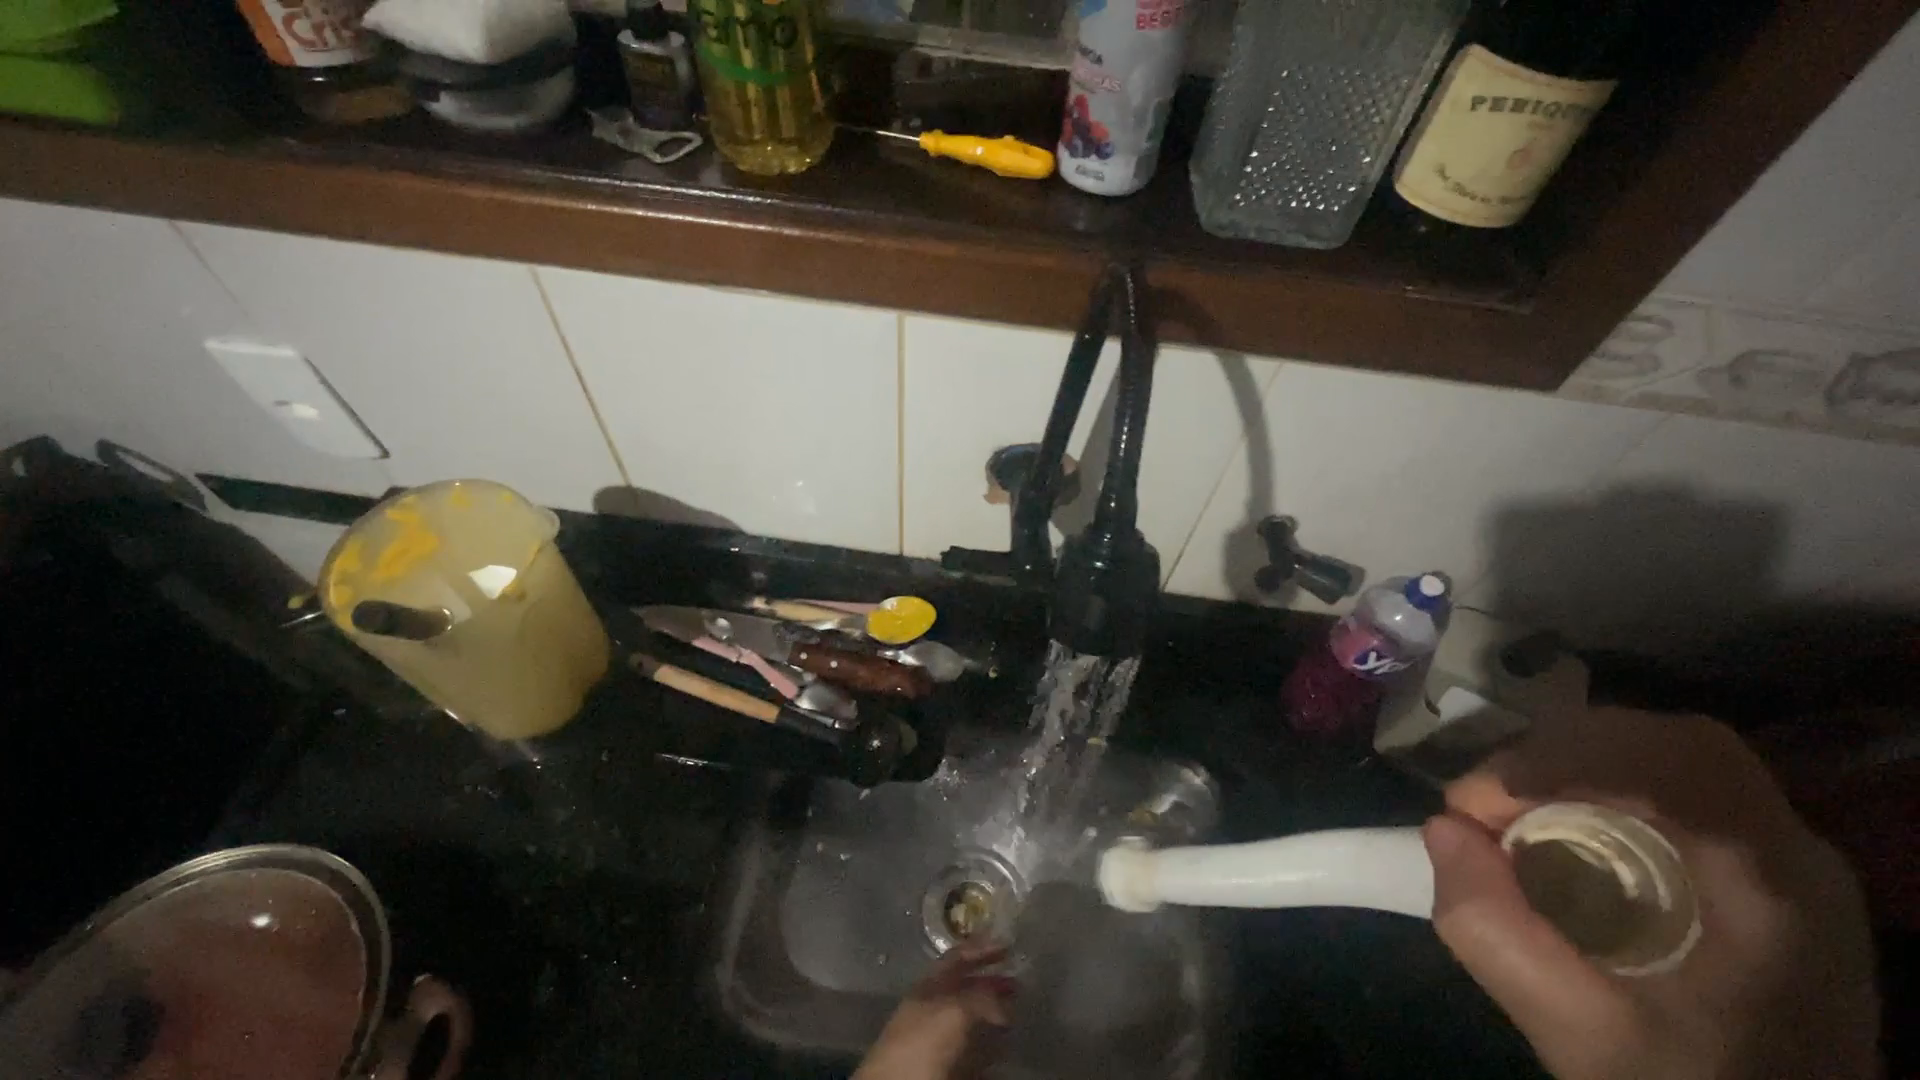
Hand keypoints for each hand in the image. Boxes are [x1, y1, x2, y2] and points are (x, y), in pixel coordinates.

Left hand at [853, 942, 1014, 1079]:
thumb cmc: (921, 1044)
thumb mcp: (954, 1012)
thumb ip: (982, 999)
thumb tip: (1005, 1003)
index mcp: (928, 987)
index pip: (956, 958)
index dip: (981, 948)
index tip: (1007, 943)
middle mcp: (932, 1008)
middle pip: (965, 988)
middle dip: (991, 983)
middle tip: (1018, 981)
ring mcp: (938, 1040)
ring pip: (970, 1020)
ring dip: (993, 1015)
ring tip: (1017, 1012)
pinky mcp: (945, 1068)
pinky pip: (972, 1052)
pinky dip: (990, 1047)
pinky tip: (1005, 1047)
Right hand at [1426, 705, 1879, 1079]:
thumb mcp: (1576, 1027)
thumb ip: (1495, 934)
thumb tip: (1442, 829)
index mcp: (1768, 882)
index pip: (1666, 766)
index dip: (1556, 763)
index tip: (1474, 804)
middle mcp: (1793, 848)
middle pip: (1668, 742)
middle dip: (1558, 753)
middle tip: (1488, 801)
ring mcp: (1786, 852)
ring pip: (1670, 750)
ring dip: (1577, 759)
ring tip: (1514, 803)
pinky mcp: (1765, 862)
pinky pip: (1678, 780)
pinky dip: (1603, 776)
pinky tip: (1561, 814)